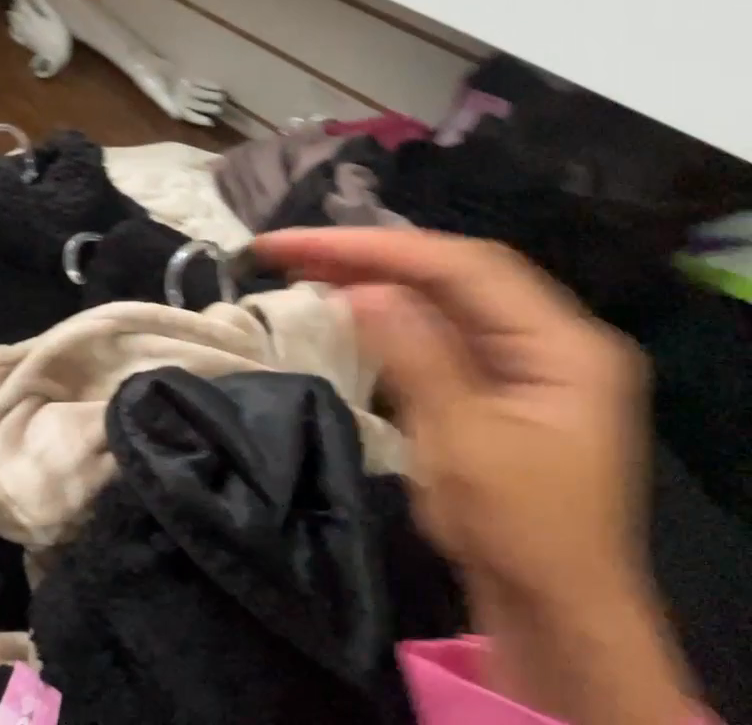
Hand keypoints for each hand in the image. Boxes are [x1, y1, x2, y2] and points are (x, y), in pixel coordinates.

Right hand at [255, 229, 693, 724]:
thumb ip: (415, 355)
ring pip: (436, 293)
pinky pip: (432, 324)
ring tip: (298, 263)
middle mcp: (548, 338)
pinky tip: (341, 299)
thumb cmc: (516, 525)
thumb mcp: (462, 437)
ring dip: (368, 274)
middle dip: (364, 252)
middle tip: (283, 248)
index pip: (462, 267)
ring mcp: (521, 358)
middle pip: (449, 271)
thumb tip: (359, 288)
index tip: (295, 245)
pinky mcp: (492, 379)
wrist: (552, 602)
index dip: (373, 246)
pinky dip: (382, 307)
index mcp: (562, 346)